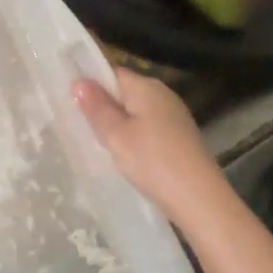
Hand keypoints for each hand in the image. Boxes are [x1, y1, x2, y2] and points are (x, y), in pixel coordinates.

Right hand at [72, 68, 224, 219]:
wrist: (200, 200)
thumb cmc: (152, 161)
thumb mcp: (115, 134)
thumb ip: (96, 106)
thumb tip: (79, 81)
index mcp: (146, 87)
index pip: (112, 73)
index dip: (91, 83)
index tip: (72, 101)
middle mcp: (163, 95)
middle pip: (125, 92)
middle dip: (104, 106)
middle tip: (81, 124)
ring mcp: (175, 117)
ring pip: (137, 112)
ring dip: (119, 124)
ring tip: (100, 142)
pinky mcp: (181, 138)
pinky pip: (149, 128)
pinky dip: (135, 137)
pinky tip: (126, 156)